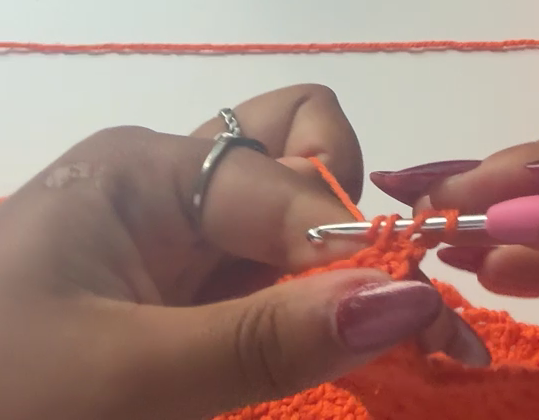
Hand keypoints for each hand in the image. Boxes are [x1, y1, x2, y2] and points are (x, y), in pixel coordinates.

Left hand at [0, 84, 488, 419]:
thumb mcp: (121, 386)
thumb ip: (273, 339)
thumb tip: (417, 300)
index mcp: (148, 166)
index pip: (298, 173)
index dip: (350, 242)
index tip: (402, 319)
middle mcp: (170, 177)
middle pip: (309, 153)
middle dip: (342, 225)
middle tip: (345, 306)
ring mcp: (171, 230)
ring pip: (299, 212)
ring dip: (325, 271)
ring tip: (313, 340)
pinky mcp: (172, 283)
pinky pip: (268, 264)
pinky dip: (300, 301)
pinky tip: (293, 345)